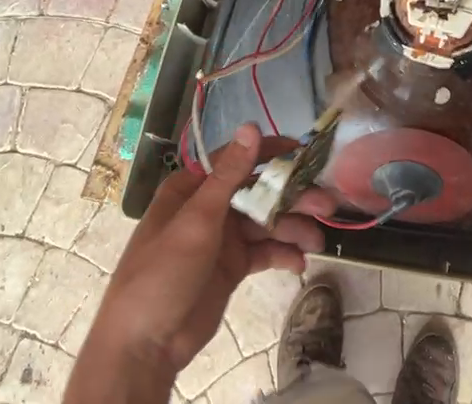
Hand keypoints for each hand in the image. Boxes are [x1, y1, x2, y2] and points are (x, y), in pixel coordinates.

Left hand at [77, 124, 334, 390]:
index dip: (272, 153)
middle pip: (259, 192)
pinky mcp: (232, 266)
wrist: (144, 345)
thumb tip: (251, 125)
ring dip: (293, 228)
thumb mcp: (197, 220)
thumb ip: (229, 174)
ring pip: (266, 222)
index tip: (307, 152)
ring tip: (317, 241)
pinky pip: (264, 251)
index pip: (238, 159)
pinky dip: (283, 254)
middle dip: (292, 197)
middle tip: (327, 204)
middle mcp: (209, 207)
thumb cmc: (163, 272)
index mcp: (193, 188)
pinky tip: (299, 263)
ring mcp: (222, 238)